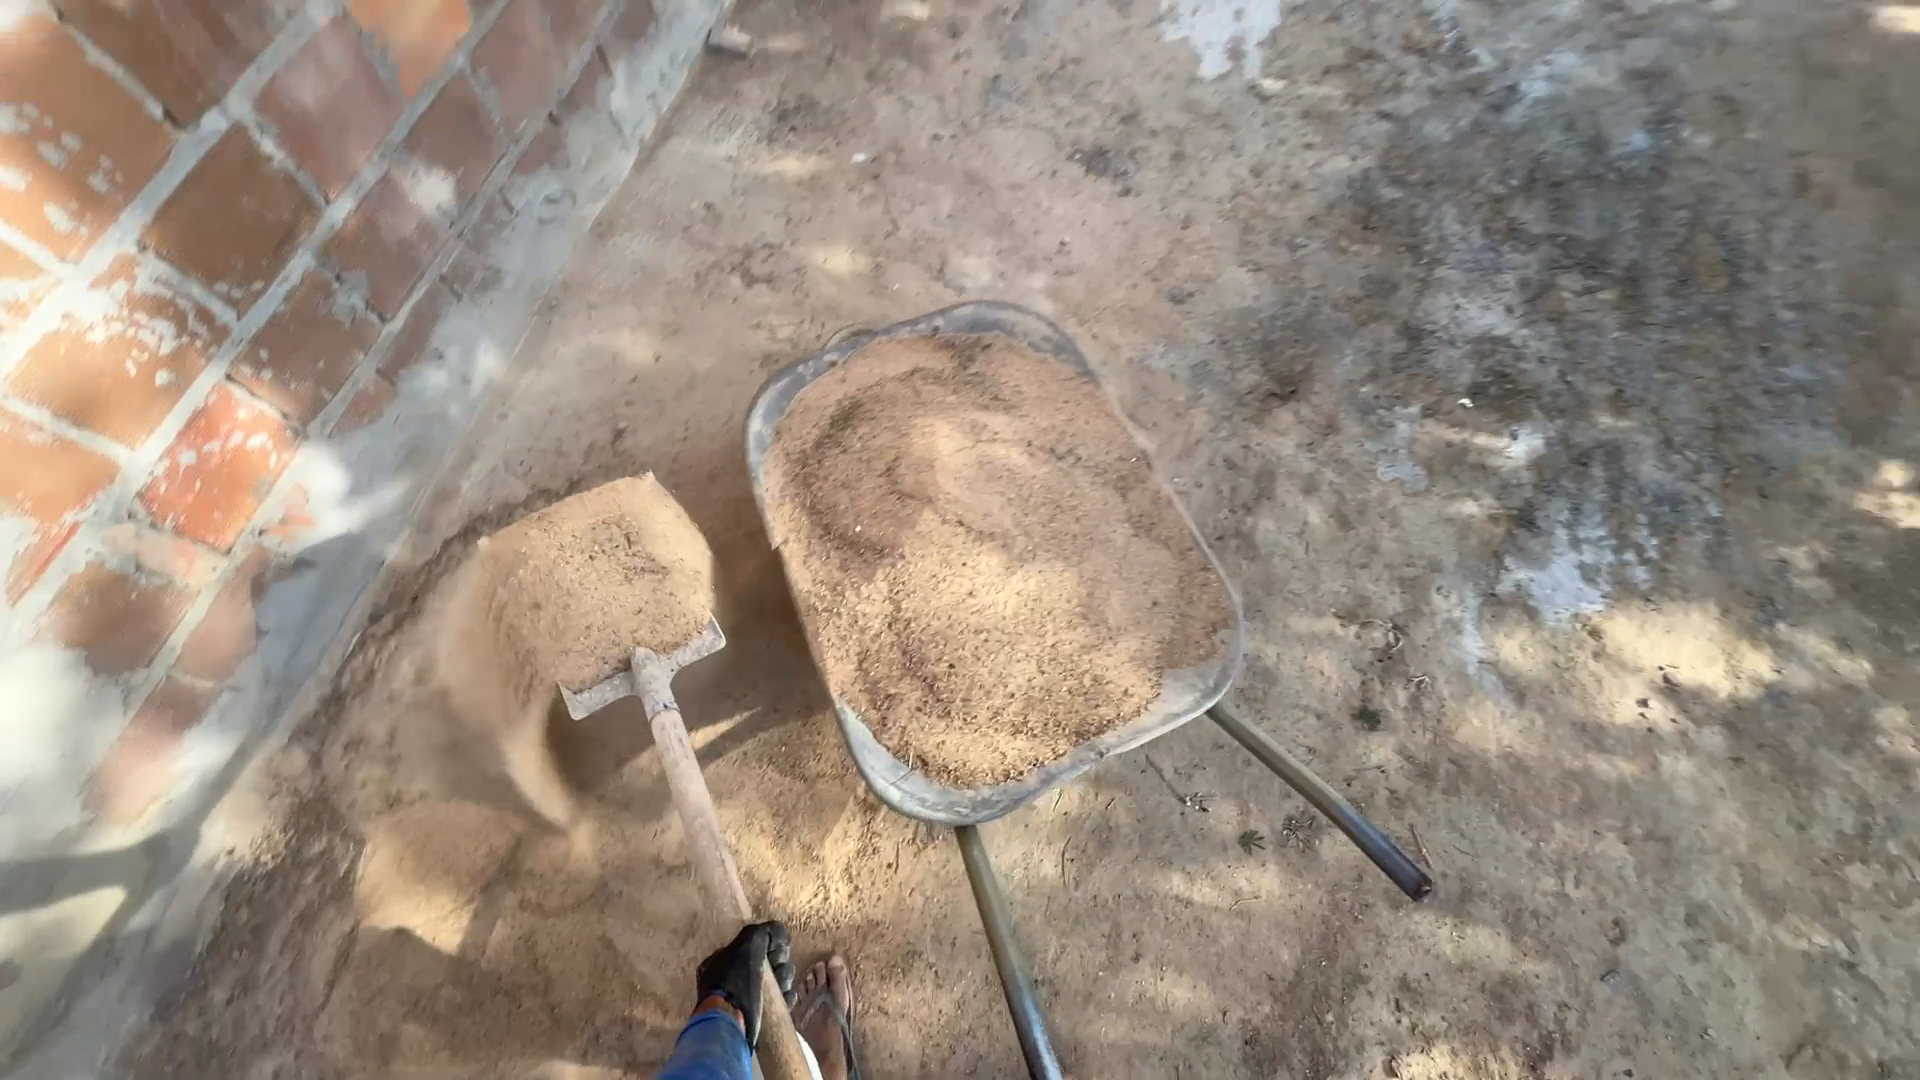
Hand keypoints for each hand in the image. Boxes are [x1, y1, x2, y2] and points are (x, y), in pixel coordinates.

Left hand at [694, 920, 794, 1047]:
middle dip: (779, 963)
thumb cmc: (736, 981)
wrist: (730, 1027)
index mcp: (723, 961)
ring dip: (785, 980)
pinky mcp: (759, 1019)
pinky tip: (787, 998)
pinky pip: (780, 1001)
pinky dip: (787, 998)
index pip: (755, 944)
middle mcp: (732, 979)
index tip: (775, 951)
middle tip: (778, 969)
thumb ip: (765, 932)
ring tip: (782, 987)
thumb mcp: (748, 944)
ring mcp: (744, 1000)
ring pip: (776, 980)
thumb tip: (781, 934)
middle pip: (768, 962)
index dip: (769, 944)